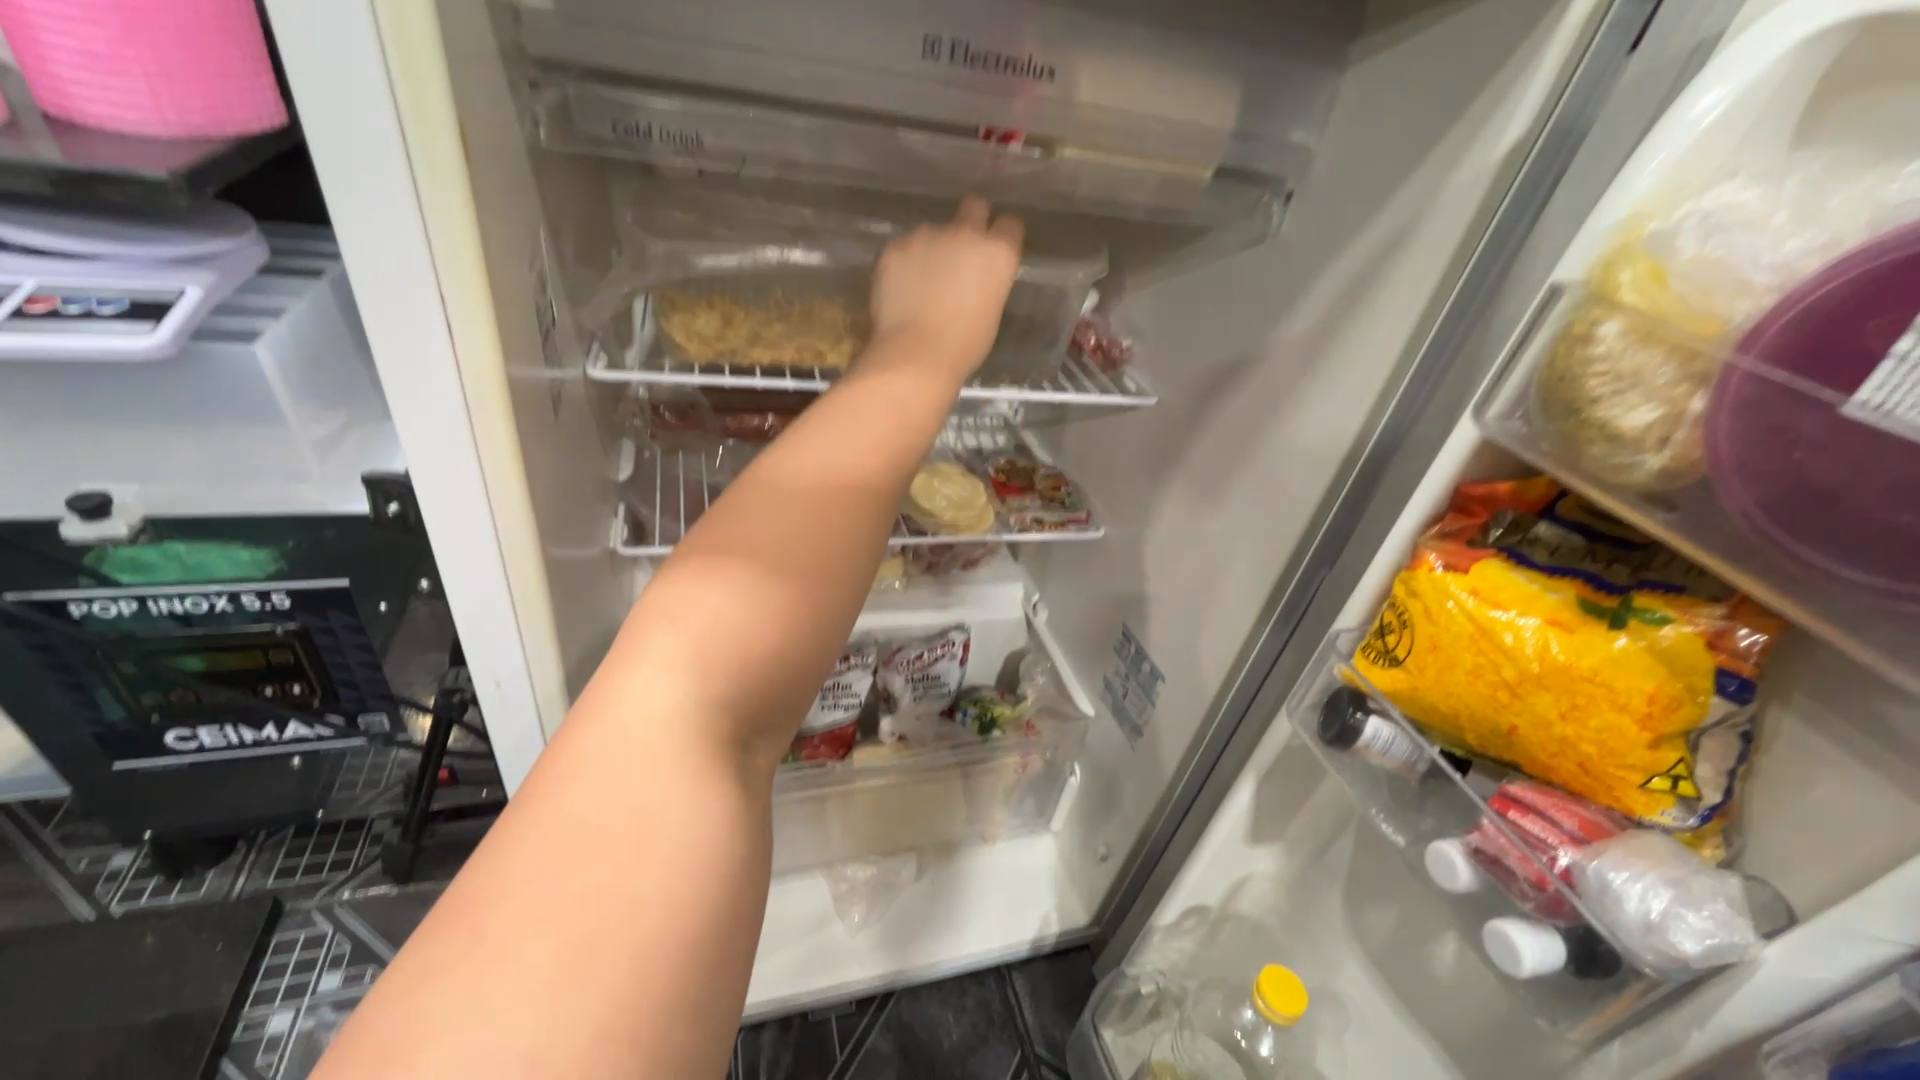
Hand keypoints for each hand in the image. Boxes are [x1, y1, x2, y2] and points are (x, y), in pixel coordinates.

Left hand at [867, 196, 1023, 382]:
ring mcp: (926, 235)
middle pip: (974, 206)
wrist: (915, 355)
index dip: (1002, 235)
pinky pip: (904, 248)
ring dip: (931, 248)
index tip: (996, 247)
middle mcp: (965, 233)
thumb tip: (975, 275)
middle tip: (961, 249)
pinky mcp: (895, 247)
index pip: (1010, 224)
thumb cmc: (964, 346)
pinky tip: (900, 289)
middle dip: (972, 219)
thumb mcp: (991, 311)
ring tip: (921, 282)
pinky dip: (904, 262)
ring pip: (932, 231)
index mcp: (997, 253)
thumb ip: (987, 280)